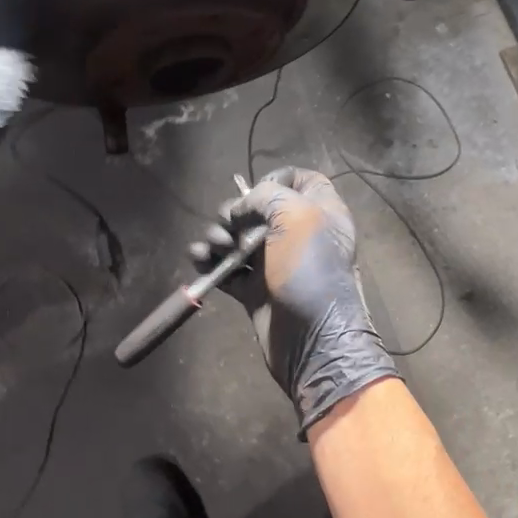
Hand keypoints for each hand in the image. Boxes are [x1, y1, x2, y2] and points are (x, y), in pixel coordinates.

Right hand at [192, 167, 398, 434]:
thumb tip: (241, 212)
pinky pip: (225, 269)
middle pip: (258, 209)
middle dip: (235, 212)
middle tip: (230, 227)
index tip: (257, 191)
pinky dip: (209, 262)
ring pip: (237, 238)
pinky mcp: (254, 290)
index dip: (277, 178)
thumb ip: (266, 196)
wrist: (312, 339)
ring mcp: (274, 264)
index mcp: (319, 212)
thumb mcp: (295, 215)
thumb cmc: (310, 271)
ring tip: (214, 248)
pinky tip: (198, 260)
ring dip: (217, 237)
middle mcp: (296, 234)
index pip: (301, 180)